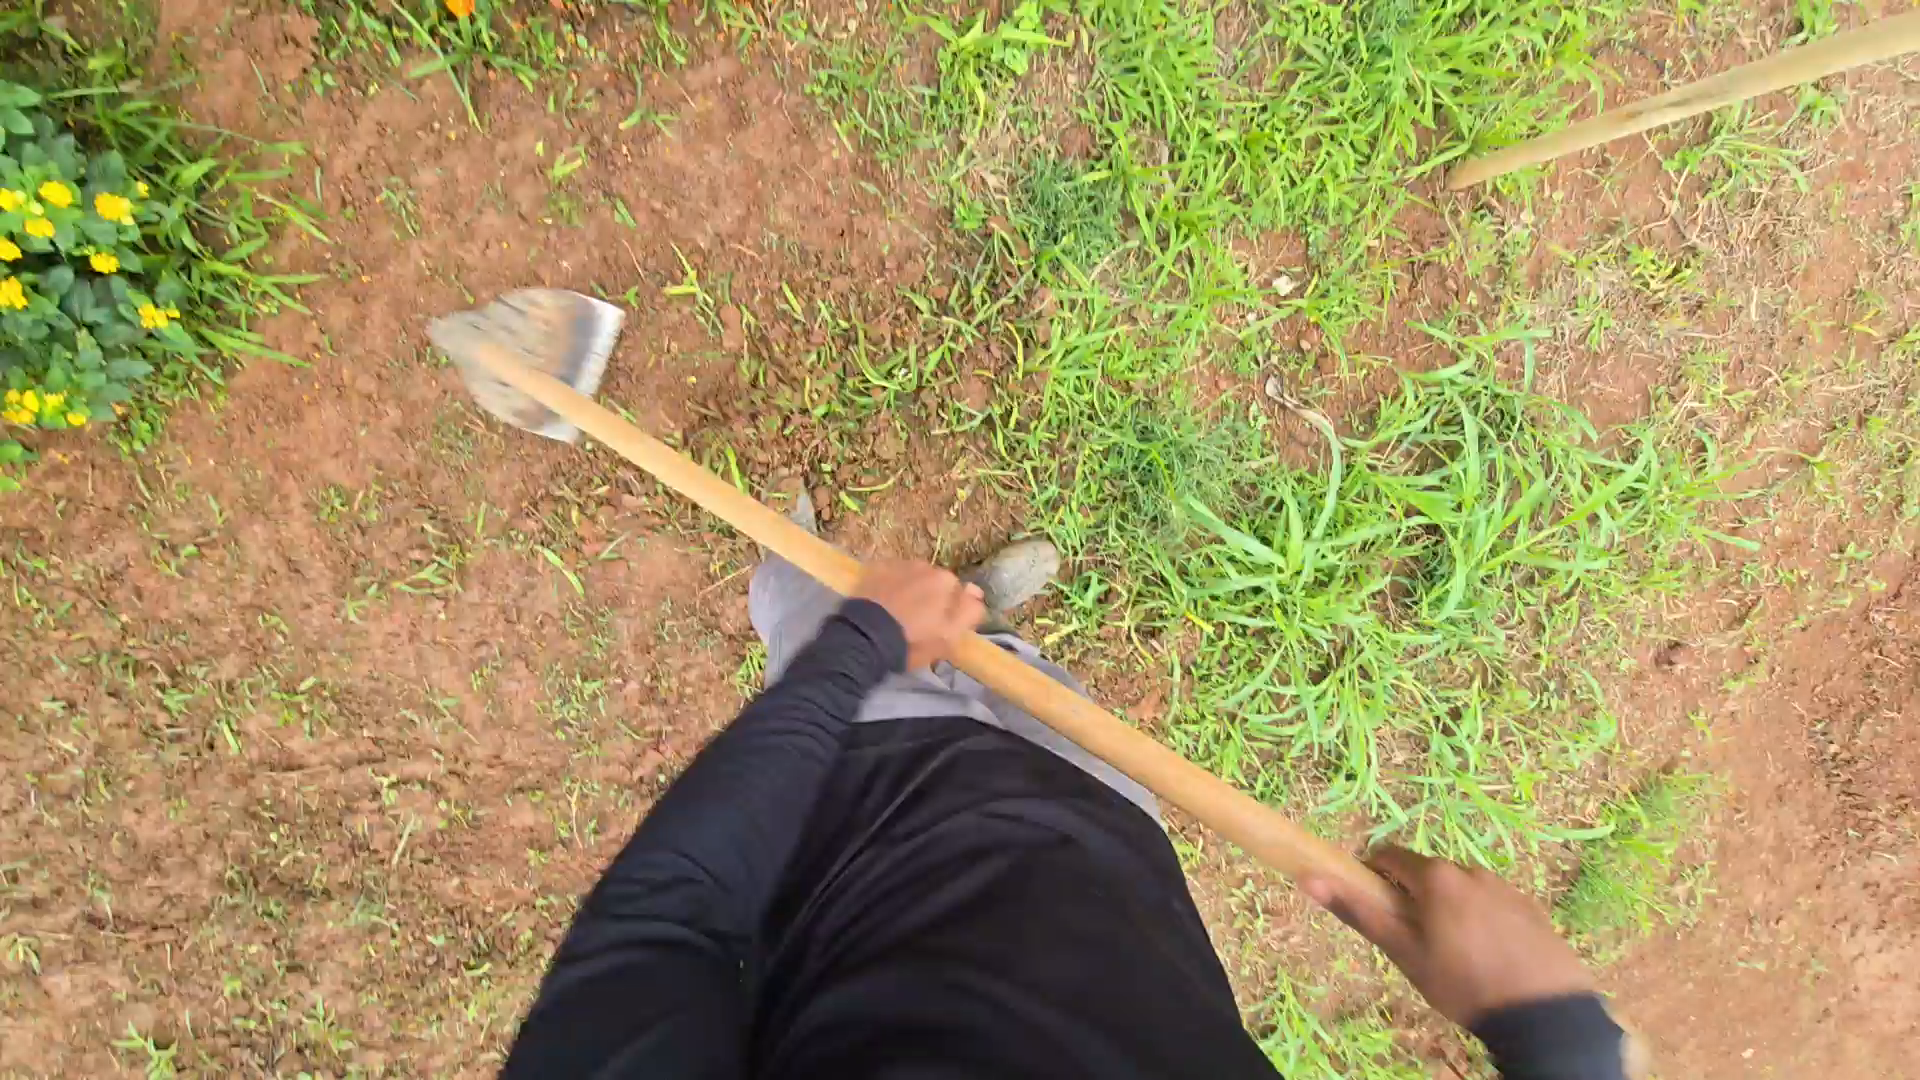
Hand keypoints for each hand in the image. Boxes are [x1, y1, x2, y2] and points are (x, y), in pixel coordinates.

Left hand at [851, 560, 984, 669]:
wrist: (864, 637)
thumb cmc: (912, 641)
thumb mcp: (949, 637)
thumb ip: (969, 611)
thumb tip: (976, 591)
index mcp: (947, 581)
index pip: (959, 593)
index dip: (951, 610)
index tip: (939, 625)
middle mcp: (926, 566)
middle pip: (936, 582)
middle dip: (931, 596)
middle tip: (918, 620)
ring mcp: (899, 565)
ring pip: (914, 576)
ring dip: (912, 589)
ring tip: (898, 610)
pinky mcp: (876, 568)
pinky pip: (892, 574)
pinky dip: (891, 584)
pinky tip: (884, 601)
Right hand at [1303, 845, 1594, 1027]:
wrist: (1549, 1022)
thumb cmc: (1464, 984)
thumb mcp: (1404, 952)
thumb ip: (1357, 911)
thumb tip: (1307, 878)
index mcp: (1434, 875)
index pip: (1387, 856)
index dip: (1375, 878)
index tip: (1380, 910)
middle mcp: (1469, 869)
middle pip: (1425, 873)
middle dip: (1415, 897)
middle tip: (1419, 939)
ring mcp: (1505, 887)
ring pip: (1461, 888)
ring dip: (1450, 907)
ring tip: (1459, 953)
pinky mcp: (1534, 909)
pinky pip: (1494, 902)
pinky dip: (1484, 918)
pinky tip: (1492, 956)